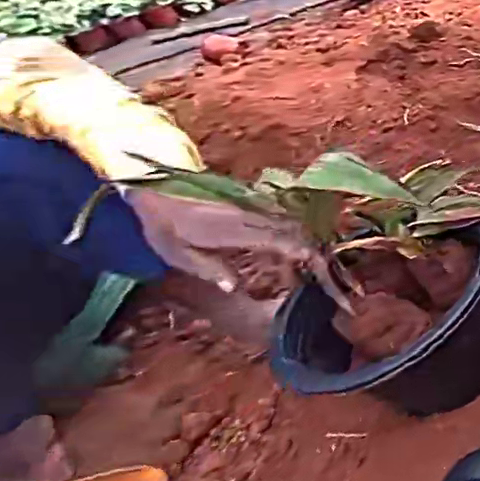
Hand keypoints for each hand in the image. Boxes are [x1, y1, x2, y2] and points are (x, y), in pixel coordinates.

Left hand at [123, 188, 320, 292]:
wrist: (157, 192)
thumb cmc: (165, 229)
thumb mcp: (177, 255)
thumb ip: (209, 269)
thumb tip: (235, 287)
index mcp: (233, 232)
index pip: (274, 239)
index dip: (295, 247)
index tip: (312, 257)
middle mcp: (248, 218)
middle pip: (288, 226)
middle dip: (307, 240)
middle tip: (322, 256)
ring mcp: (250, 208)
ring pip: (286, 218)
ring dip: (302, 231)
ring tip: (314, 245)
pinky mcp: (248, 204)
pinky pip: (278, 213)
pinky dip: (291, 223)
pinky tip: (295, 231)